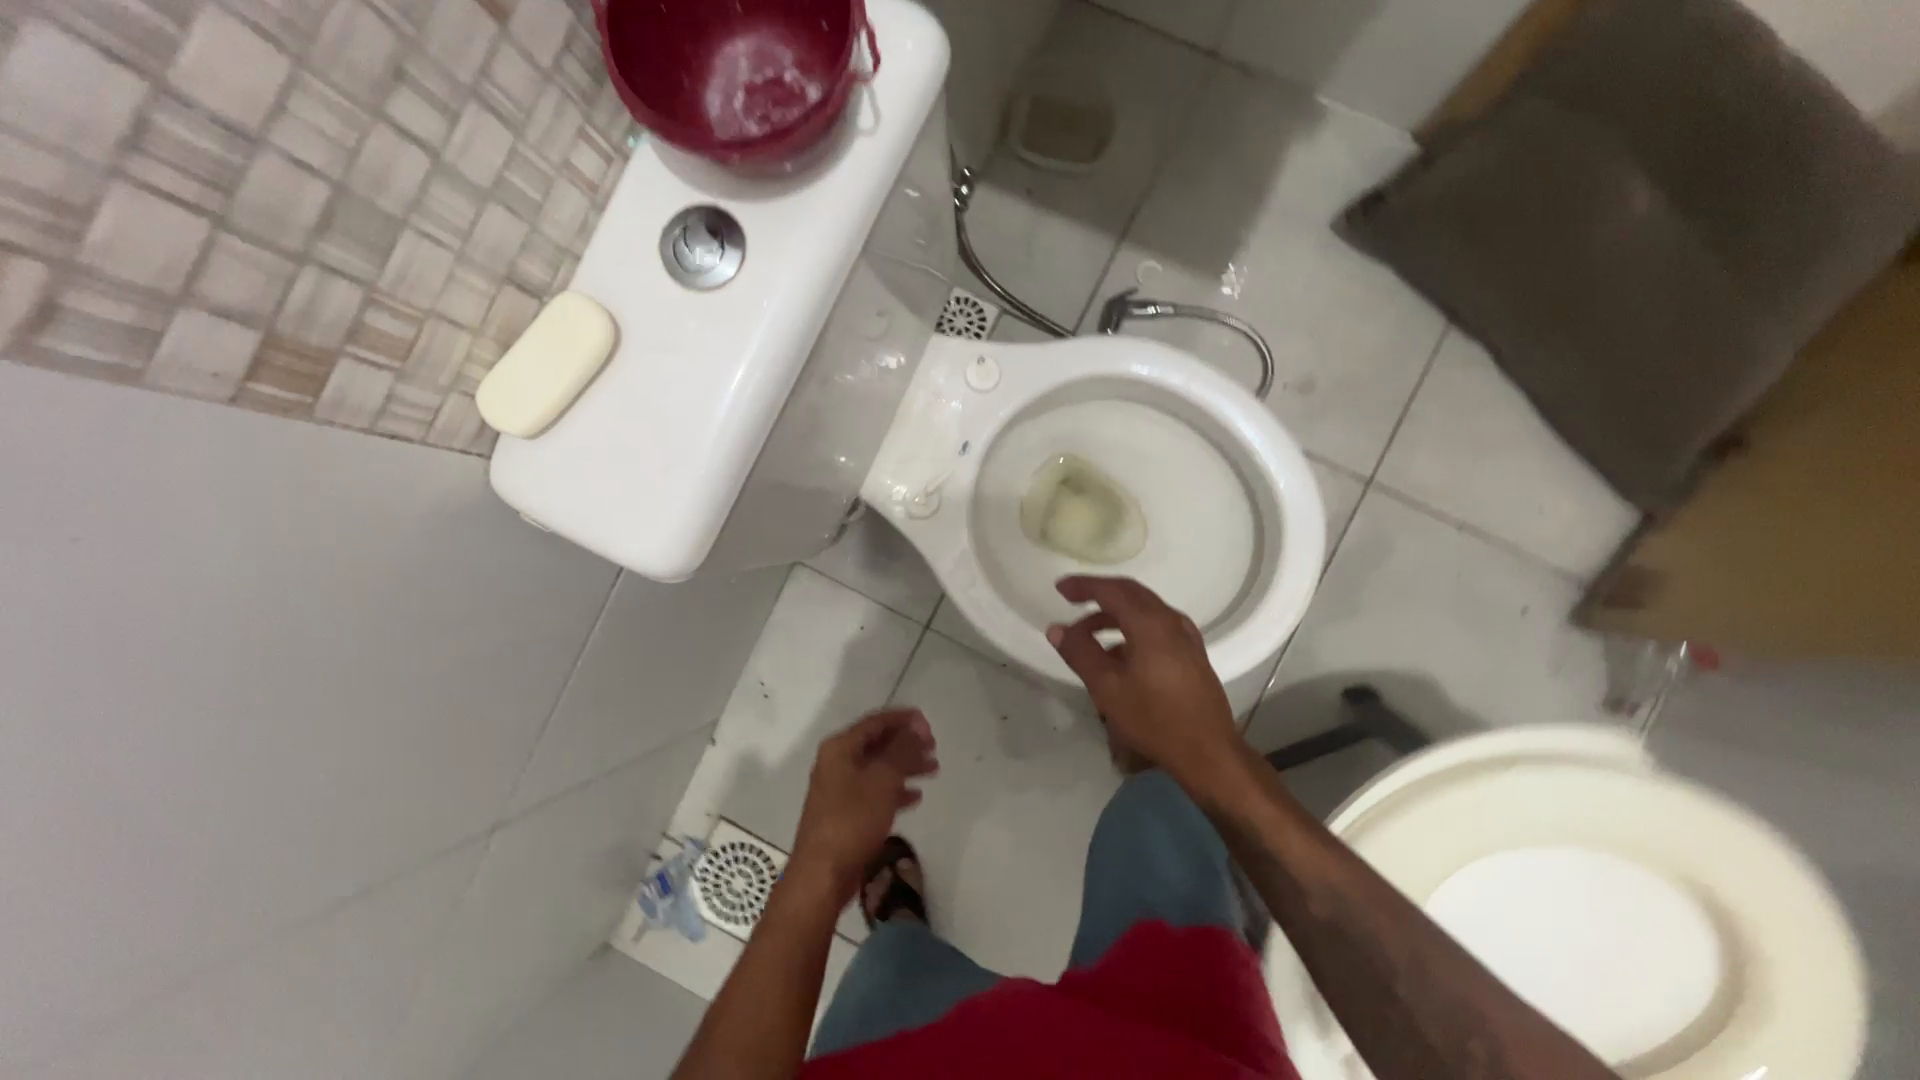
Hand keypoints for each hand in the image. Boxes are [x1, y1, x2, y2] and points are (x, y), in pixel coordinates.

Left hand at [790, 708, 938, 902]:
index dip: (903, 719)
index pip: (875, 722)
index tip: (929, 723)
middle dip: (907, 743)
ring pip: (879, 769)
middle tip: (934, 746)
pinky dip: (895, 790)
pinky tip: (915, 797)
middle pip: (877, 744)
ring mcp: (840, 789)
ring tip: (933, 769)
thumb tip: (916, 728)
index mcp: (840, 748)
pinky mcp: (846, 813)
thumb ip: (902, 751)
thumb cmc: (852, 820)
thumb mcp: (882, 780)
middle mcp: (837, 763)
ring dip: (906, 766)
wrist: (823, 873)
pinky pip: (875, 792)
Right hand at [1046, 576, 1242, 784]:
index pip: (1112, 591)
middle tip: (1071, 601)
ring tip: (1087, 635)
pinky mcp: (1192, 654)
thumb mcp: (1107, 688)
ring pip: (1145, 611)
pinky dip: (1132, 628)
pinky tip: (1119, 654)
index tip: (1060, 589)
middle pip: (1131, 594)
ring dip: (1114, 615)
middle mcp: (1171, 622)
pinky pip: (1157, 627)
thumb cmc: (1154, 719)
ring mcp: (1186, 638)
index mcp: (1150, 624)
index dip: (1084, 586)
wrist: (1207, 751)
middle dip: (1099, 595)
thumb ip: (1080, 653)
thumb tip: (1056, 629)